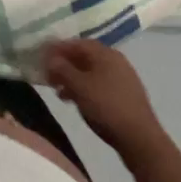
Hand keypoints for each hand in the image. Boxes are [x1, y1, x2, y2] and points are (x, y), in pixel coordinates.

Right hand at [43, 38, 165, 154]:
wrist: (140, 138)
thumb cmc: (106, 107)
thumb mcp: (79, 87)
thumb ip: (62, 69)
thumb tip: (50, 58)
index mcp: (104, 53)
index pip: (76, 43)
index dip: (57, 48)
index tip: (41, 57)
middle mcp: (115, 60)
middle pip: (84, 56)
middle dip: (64, 65)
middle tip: (48, 76)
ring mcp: (122, 77)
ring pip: (91, 72)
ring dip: (73, 78)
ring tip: (59, 92)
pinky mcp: (125, 94)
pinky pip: (100, 84)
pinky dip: (85, 88)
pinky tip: (77, 101)